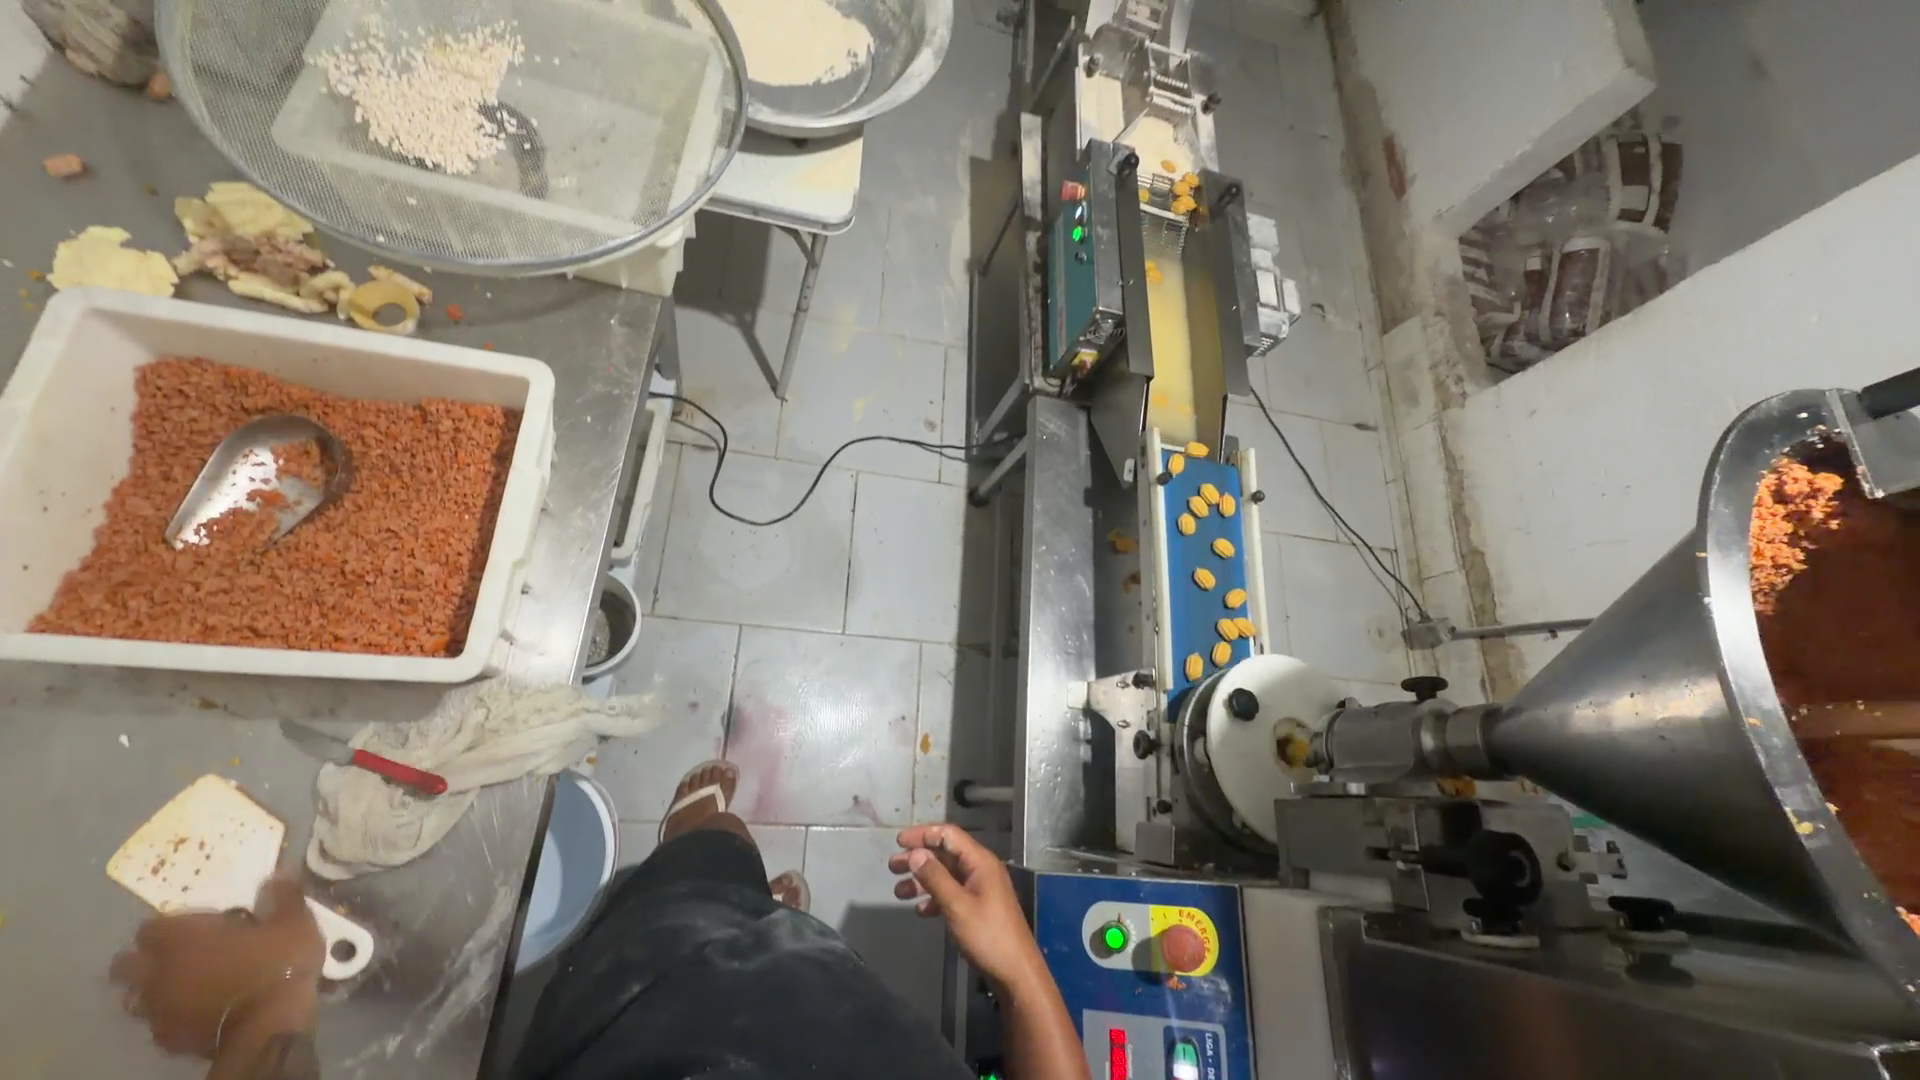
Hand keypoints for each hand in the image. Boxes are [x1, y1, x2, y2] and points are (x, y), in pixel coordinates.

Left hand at [109, 878, 323, 1058]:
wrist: (267, 1023)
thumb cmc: (277, 963)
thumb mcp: (294, 921)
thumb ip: (283, 897)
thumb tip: (276, 875)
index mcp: (184, 939)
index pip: (151, 927)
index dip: (171, 924)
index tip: (198, 924)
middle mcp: (158, 972)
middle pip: (124, 965)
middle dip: (144, 958)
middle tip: (180, 954)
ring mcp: (156, 1008)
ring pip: (134, 996)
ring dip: (153, 988)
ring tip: (186, 984)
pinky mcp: (164, 1036)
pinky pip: (157, 1020)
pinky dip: (171, 1012)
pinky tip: (198, 1008)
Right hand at [891, 824, 1044, 990]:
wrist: (1015, 972)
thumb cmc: (987, 935)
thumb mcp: (957, 905)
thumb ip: (935, 878)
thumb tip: (915, 853)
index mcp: (980, 862)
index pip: (949, 835)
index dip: (923, 834)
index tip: (899, 842)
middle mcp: (980, 870)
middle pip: (945, 854)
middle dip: (918, 858)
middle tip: (892, 867)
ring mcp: (980, 889)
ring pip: (946, 876)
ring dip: (922, 881)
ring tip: (898, 891)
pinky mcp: (978, 908)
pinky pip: (952, 894)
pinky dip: (934, 899)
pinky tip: (920, 911)